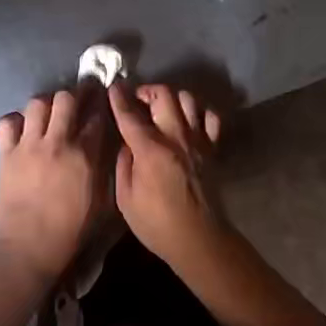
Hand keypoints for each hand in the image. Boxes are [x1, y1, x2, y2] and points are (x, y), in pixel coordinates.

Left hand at [0, 89, 107, 281]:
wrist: (28, 247)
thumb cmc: (70, 231)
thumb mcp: (102, 203)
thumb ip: (106, 170)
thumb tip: (108, 149)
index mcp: (85, 155)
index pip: (97, 115)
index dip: (100, 105)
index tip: (100, 103)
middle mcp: (58, 142)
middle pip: (66, 98)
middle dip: (73, 97)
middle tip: (74, 104)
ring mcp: (29, 145)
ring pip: (37, 103)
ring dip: (45, 106)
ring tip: (47, 116)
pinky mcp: (6, 153)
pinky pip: (7, 122)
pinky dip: (14, 122)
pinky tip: (21, 130)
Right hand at [108, 83, 228, 270]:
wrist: (199, 240)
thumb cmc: (157, 224)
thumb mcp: (125, 199)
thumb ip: (123, 164)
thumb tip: (127, 144)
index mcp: (150, 150)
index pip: (130, 114)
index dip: (119, 97)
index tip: (113, 86)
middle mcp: (176, 137)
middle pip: (164, 95)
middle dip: (147, 90)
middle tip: (136, 99)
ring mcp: (198, 140)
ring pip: (188, 99)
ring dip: (172, 98)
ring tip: (161, 108)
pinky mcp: (212, 148)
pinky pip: (211, 118)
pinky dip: (199, 112)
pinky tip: (188, 120)